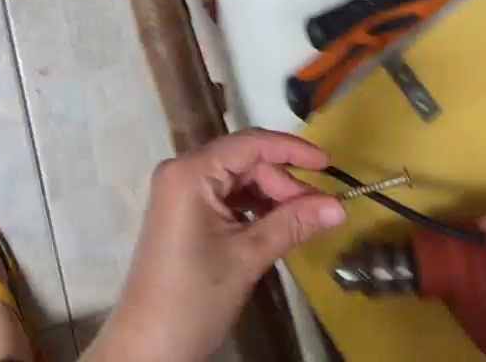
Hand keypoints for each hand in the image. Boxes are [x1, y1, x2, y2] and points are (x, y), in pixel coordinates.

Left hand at [86, 130, 346, 361]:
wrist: (146, 350)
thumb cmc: (194, 299)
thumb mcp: (248, 257)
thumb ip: (293, 223)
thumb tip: (338, 206)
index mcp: (191, 172)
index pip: (251, 144)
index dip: (293, 150)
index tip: (329, 164)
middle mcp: (182, 170)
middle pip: (245, 161)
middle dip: (284, 182)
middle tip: (320, 209)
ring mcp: (180, 191)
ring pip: (238, 179)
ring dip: (271, 196)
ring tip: (304, 219)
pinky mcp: (182, 211)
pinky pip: (226, 195)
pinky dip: (253, 207)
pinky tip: (277, 224)